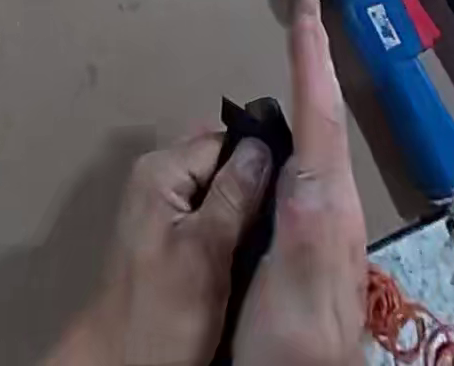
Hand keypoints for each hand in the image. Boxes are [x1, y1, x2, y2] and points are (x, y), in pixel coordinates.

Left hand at [44, 128, 272, 365]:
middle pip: (221, 160)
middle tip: (288, 207)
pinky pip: (211, 209)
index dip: (260, 159)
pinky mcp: (170, 232)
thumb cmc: (160, 313)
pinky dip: (232, 222)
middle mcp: (159, 176)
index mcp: (161, 170)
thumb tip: (263, 144)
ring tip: (275, 224)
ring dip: (245, 204)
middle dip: (254, 180)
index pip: (224, 141)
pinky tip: (253, 241)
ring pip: (219, 186)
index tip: (294, 185)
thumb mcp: (204, 252)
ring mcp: (163, 204)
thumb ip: (234, 195)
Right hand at [234, 0, 367, 364]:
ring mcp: (323, 206)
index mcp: (326, 193)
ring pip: (319, 125)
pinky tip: (288, 119)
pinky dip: (301, 114)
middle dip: (316, 58)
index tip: (306, 9)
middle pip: (325, 107)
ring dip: (311, 80)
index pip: (321, 107)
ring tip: (299, 49)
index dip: (313, 56)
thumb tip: (301, 166)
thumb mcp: (300, 274)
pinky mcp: (309, 222)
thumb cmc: (294, 335)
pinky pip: (307, 148)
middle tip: (303, 17)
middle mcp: (331, 189)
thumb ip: (305, 221)